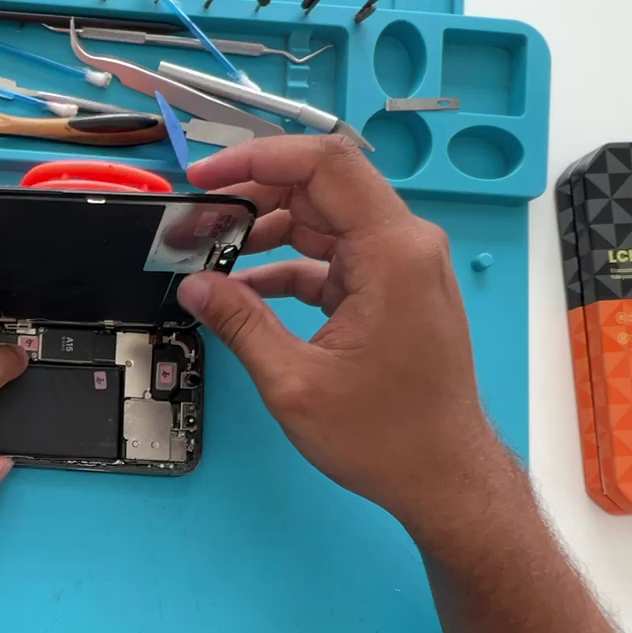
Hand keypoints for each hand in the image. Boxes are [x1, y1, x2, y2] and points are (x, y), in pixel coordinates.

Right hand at [178, 136, 516, 533]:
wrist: (438, 473)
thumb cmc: (378, 434)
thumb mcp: (293, 381)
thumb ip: (241, 324)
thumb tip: (193, 285)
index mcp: (391, 252)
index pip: (324, 166)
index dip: (258, 159)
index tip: (202, 176)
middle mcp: (402, 246)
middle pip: (320, 189)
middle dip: (252, 196)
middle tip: (194, 221)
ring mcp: (397, 269)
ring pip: (322, 224)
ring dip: (264, 234)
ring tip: (208, 254)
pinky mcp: (386, 292)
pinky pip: (328, 262)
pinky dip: (283, 270)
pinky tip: (241, 291)